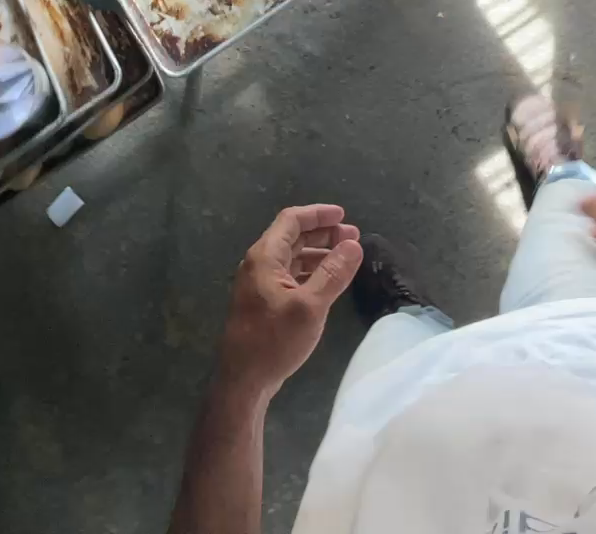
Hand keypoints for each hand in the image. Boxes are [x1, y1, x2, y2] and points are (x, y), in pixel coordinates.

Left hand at [216, 204, 362, 398]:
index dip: (318, 214)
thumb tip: (353, 245)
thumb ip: (333, 274)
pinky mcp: (264, 302)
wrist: (242, 380)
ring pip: (293, 257)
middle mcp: (260, 263)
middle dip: (323, 233)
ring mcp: (260, 283)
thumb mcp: (310, 306)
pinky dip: (311, 272)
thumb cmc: (273, 340)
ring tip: (347, 257)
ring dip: (319, 253)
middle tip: (353, 238)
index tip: (344, 216)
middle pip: (293, 236)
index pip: (292, 220)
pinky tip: (329, 281)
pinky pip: (290, 275)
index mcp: (265, 256)